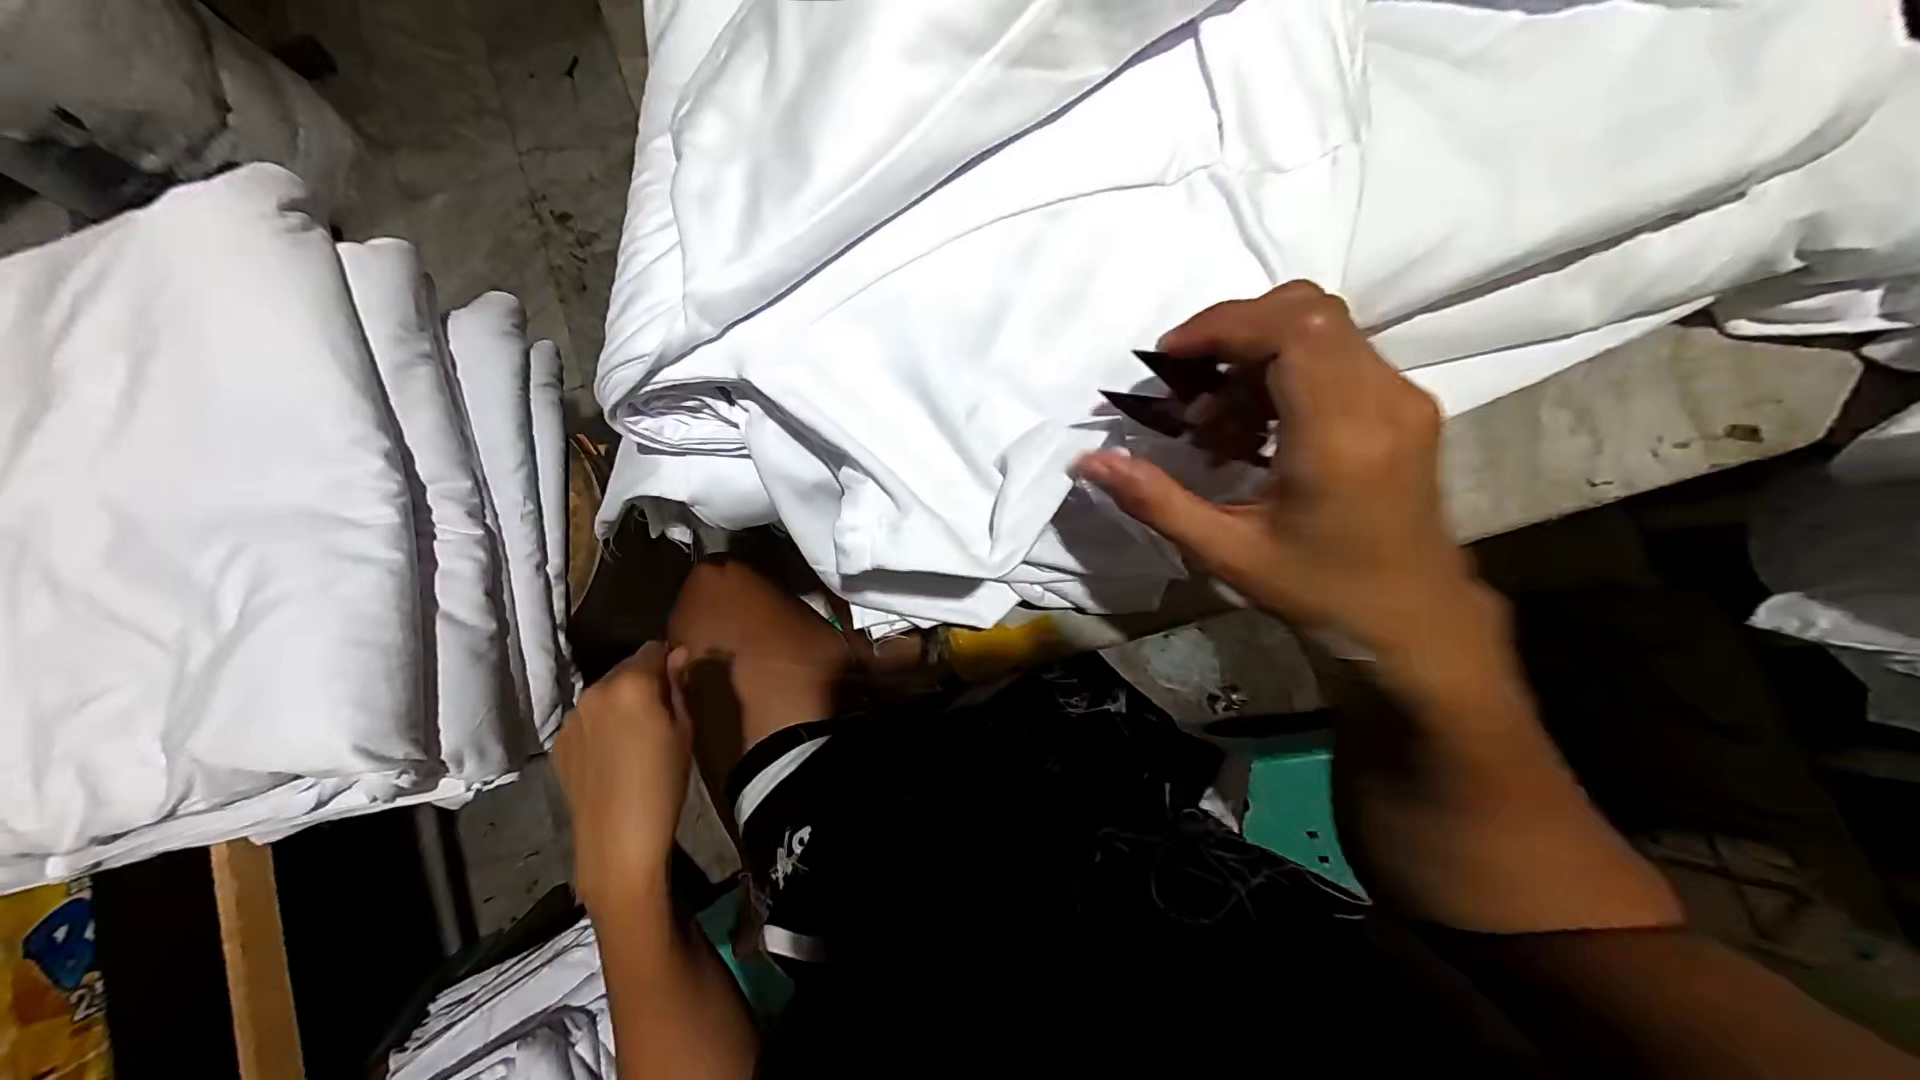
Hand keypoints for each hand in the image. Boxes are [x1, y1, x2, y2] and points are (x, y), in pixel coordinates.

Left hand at [553, 642, 691, 911]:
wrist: (617, 840)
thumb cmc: (664, 783)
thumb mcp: (684, 731)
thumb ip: (678, 686)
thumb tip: (679, 654)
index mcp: (631, 683)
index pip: (653, 649)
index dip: (670, 661)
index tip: (680, 681)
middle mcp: (595, 691)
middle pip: (626, 668)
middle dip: (644, 679)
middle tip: (662, 711)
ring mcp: (572, 717)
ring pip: (605, 692)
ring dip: (622, 701)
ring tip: (637, 735)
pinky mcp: (560, 742)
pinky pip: (588, 718)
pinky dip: (603, 723)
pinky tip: (614, 753)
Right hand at [1076, 282, 1482, 665]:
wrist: (1415, 619)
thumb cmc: (1321, 592)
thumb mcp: (1227, 554)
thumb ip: (1155, 501)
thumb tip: (1088, 462)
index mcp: (1340, 438)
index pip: (1292, 330)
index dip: (1224, 325)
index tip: (1170, 358)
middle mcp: (1383, 401)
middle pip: (1308, 312)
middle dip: (1232, 331)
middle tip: (1184, 382)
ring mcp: (1402, 398)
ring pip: (1322, 328)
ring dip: (1254, 353)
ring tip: (1212, 417)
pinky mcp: (1403, 405)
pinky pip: (1336, 356)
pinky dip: (1281, 370)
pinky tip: (1249, 426)